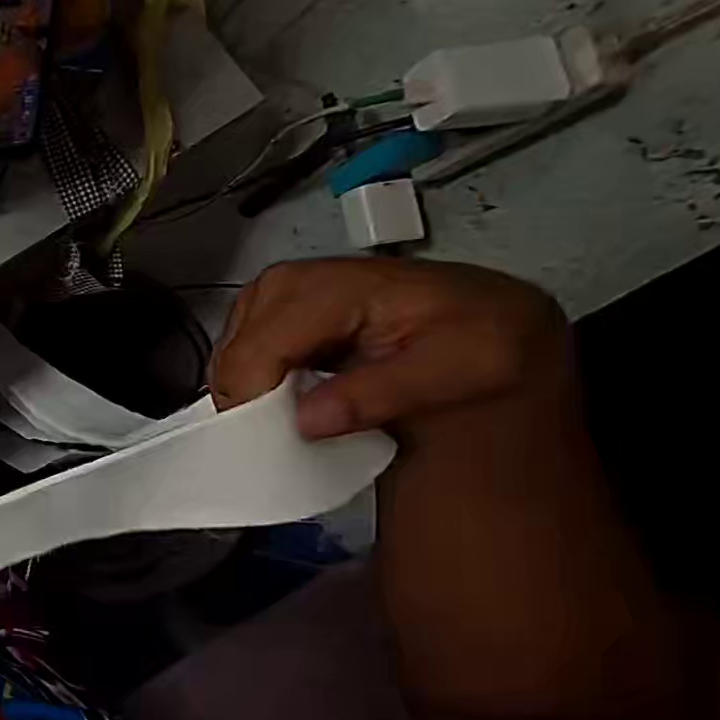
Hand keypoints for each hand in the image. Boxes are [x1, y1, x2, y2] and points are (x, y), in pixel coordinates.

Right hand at [211, 258, 570, 439]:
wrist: (492, 323)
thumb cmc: (484, 342)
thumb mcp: (465, 371)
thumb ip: (384, 394)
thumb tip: (306, 420)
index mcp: (332, 287)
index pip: (258, 353)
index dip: (261, 406)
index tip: (290, 439)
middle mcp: (291, 280)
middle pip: (234, 356)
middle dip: (254, 401)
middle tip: (300, 428)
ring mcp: (274, 293)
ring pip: (228, 358)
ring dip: (252, 394)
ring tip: (303, 410)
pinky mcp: (267, 308)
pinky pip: (236, 355)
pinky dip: (254, 384)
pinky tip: (293, 394)